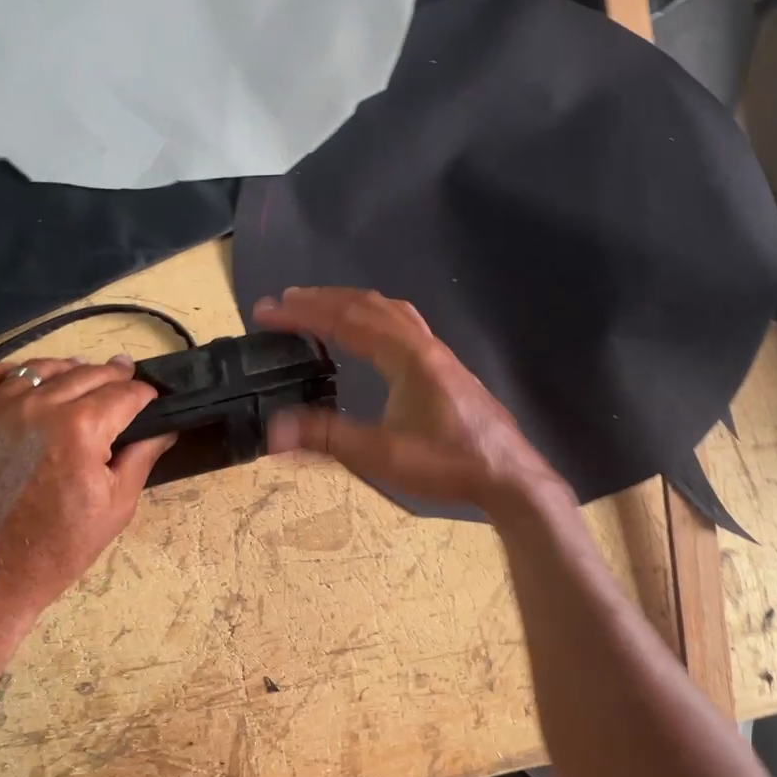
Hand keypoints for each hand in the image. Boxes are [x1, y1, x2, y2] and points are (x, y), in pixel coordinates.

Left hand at [0, 356, 173, 646]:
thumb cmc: (57, 549)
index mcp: (81, 428)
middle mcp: (37, 406)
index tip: (151, 397)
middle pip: (85, 374)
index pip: (124, 393)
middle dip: (112, 376)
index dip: (144, 394)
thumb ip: (141, 457)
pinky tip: (27, 381)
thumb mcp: (115, 507)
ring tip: (81, 376)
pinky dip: (14, 372)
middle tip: (125, 379)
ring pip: (40, 369)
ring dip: (68, 370)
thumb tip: (166, 429)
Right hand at [253, 287, 564, 511]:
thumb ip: (326, 438)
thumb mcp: (381, 455)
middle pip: (368, 305)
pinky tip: (370, 335)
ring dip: (350, 303)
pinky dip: (374, 316)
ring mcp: (438, 354)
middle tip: (283, 301)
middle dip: (322, 300)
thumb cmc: (447, 464)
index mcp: (406, 356)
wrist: (509, 476)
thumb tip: (272, 431)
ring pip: (390, 311)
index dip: (303, 313)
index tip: (267, 310)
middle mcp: (423, 345)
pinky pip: (403, 325)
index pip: (346, 320)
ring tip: (320, 307)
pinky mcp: (446, 369)